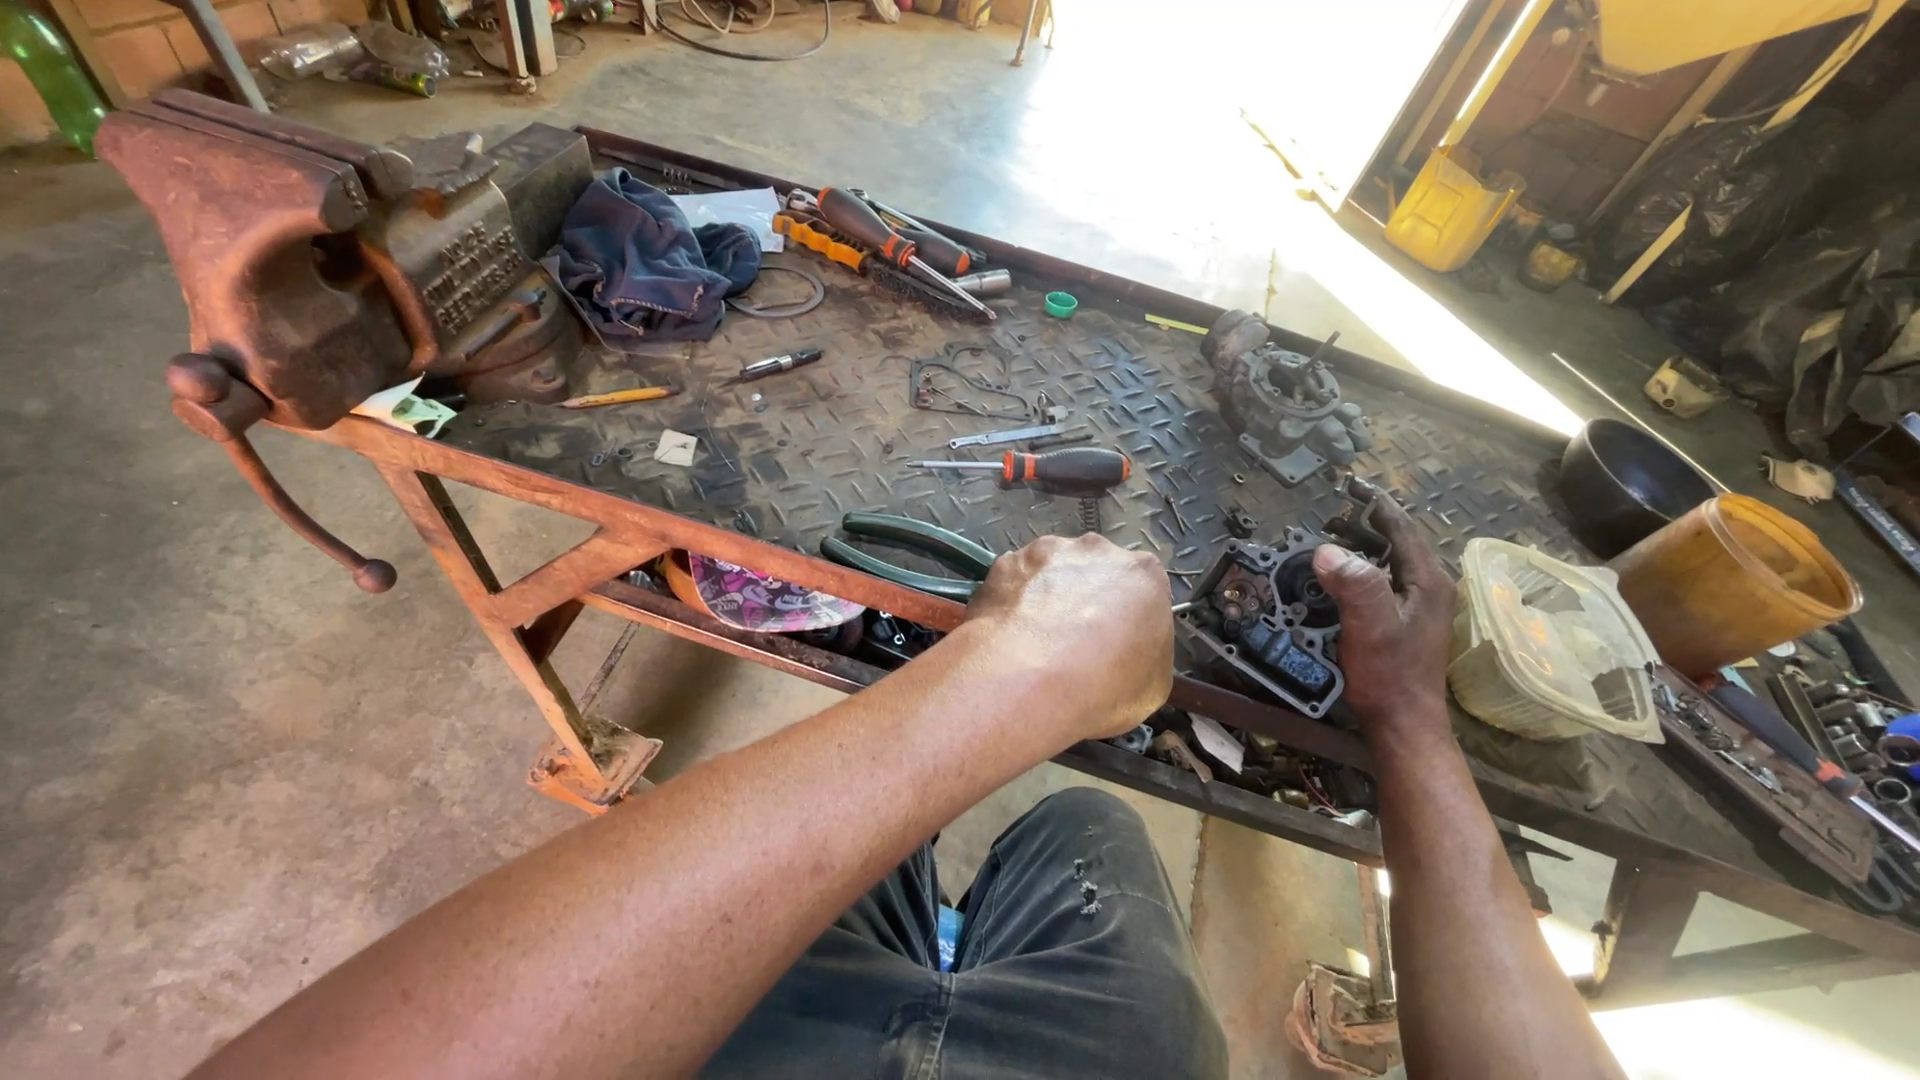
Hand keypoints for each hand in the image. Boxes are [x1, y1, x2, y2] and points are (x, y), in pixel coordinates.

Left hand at [964, 534, 1172, 740]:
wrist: (1031, 682)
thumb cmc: (1105, 687)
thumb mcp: (1153, 685)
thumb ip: (1146, 653)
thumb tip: (1128, 655)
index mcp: (1143, 574)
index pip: (1140, 589)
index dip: (1125, 617)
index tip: (1113, 642)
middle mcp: (1096, 551)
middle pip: (1093, 570)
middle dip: (1085, 598)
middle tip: (1072, 641)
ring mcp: (1046, 552)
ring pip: (1050, 572)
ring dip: (1046, 596)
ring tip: (1034, 641)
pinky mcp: (1006, 564)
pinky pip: (1013, 582)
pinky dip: (1011, 603)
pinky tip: (1007, 636)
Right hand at [1314, 481, 1455, 743]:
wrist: (1403, 723)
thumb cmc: (1389, 675)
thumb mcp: (1371, 627)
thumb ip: (1355, 584)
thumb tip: (1327, 549)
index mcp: (1428, 582)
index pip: (1404, 530)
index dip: (1379, 506)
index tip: (1355, 487)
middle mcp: (1431, 589)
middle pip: (1401, 542)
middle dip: (1368, 524)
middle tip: (1332, 515)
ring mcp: (1422, 608)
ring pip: (1393, 562)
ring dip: (1366, 546)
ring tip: (1333, 539)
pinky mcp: (1408, 624)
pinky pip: (1386, 582)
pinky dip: (1365, 568)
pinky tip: (1344, 577)